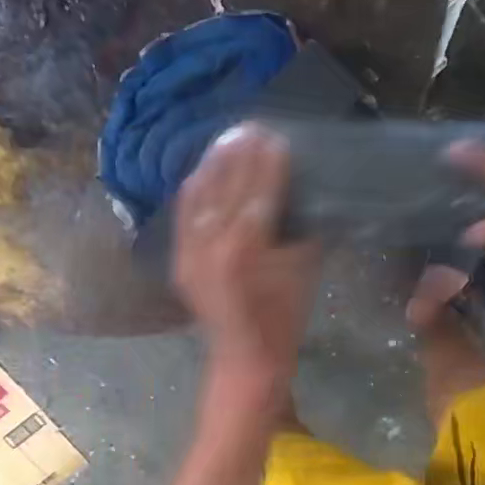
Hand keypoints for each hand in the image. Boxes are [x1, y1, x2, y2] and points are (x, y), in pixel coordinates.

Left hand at [173, 123, 319, 377]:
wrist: (245, 358)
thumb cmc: (285, 318)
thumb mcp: (305, 270)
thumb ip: (302, 228)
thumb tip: (302, 192)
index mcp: (247, 249)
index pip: (259, 192)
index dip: (269, 163)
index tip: (277, 136)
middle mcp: (213, 245)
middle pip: (227, 188)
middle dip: (241, 154)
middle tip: (253, 126)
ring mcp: (191, 253)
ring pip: (200, 196)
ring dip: (215, 164)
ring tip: (229, 138)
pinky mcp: (180, 261)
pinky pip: (184, 216)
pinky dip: (194, 189)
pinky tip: (202, 169)